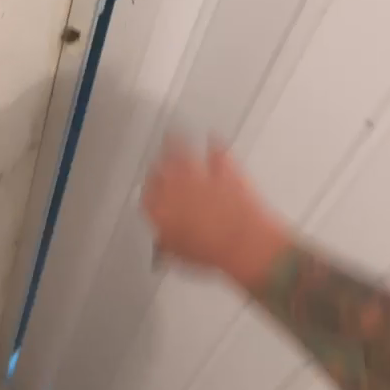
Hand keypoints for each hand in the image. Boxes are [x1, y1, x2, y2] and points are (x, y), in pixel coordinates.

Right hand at [141, 136, 288, 289]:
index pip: (146, 196)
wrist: (243, 243)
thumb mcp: (181, 257)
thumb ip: (169, 243)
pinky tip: (213, 137)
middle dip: (160, 162)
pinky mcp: (224, 168)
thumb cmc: (211, 254)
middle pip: (160, 167)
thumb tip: (166, 242)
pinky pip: (216, 150)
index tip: (151, 189)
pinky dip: (214, 143)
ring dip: (177, 141)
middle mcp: (175, 188)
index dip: (149, 191)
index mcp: (159, 211)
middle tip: (160, 157)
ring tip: (174, 132)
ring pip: (181, 151)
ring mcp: (199, 175)